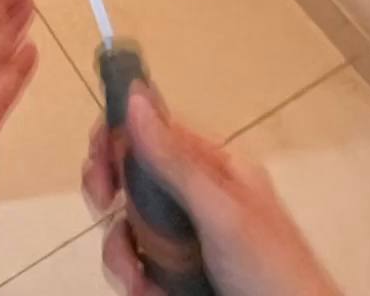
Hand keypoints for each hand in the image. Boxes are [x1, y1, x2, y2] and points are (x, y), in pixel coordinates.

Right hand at [84, 88, 340, 295]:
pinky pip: (137, 262)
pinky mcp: (179, 276)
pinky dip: (132, 276)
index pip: (153, 129)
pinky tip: (145, 291)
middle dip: (108, 188)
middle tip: (101, 203)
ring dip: (120, 248)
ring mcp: (187, 238)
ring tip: (135, 279)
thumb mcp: (222, 215)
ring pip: (127, 221)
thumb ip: (174, 160)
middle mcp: (197, 197)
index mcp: (215, 169)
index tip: (98, 157)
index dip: (118, 135)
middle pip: (131, 172)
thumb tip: (132, 93)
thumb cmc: (271, 275)